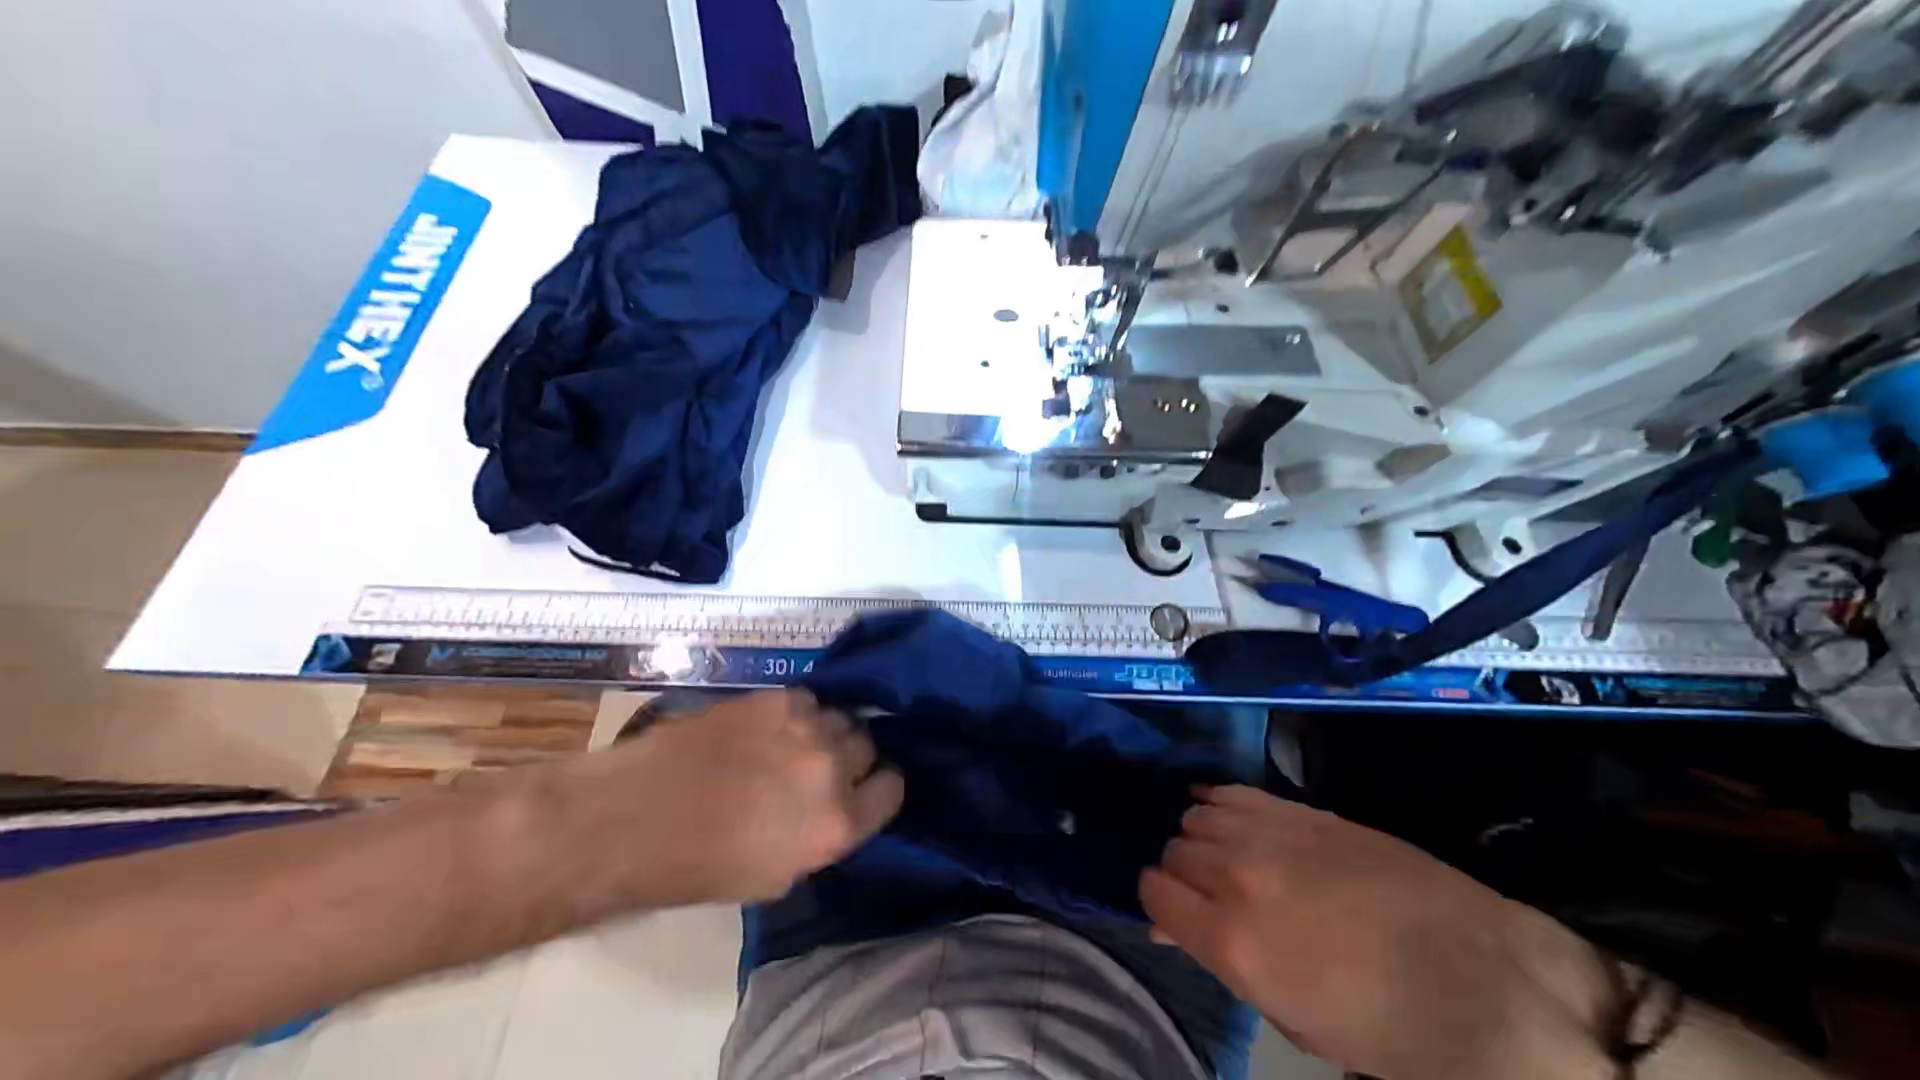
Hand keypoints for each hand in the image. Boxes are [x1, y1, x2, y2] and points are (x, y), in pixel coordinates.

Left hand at [526, 690, 904, 916]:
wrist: (638, 818)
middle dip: (851, 757)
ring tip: (792, 745)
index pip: (893, 789)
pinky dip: (795, 714)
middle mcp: (832, 770)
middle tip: (819, 768)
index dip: (878, 788)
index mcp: (838, 824)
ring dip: (824, 732)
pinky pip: (807, 700)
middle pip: (868, 746)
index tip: (862, 788)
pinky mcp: (775, 700)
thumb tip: (836, 809)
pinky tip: (766, 729)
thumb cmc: (701, 866)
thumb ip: (822, 836)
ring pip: (839, 717)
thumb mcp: (778, 875)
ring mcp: (804, 728)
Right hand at [1141, 786, 1609, 1079]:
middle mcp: (1237, 876)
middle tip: (1212, 898)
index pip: (1153, 892)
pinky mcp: (1303, 810)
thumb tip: (1174, 930)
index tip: (1177, 919)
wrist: (1484, 981)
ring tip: (1229, 861)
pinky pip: (1233, 792)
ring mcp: (1269, 835)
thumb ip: (1222, 963)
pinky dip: (1221, 804)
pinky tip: (1233, 820)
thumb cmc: (1389, 1030)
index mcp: (1232, 941)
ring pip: (1196, 815)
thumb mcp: (1292, 1018)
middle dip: (1183, 876)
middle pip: (1174, 851)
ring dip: (1202, 839)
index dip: (1160, 907)